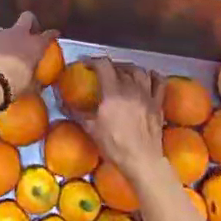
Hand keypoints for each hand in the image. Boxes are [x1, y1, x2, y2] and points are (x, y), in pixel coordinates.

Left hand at [0, 12, 56, 98]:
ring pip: (6, 29)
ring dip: (7, 37)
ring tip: (3, 51)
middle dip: (31, 22)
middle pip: (28, 17)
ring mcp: (0, 33)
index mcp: (34, 46)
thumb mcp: (28, 87)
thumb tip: (38, 84)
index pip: (48, 35)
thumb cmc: (11, 85)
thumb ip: (34, 81)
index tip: (54, 34)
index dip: (52, 34)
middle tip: (29, 33)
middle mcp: (19, 34)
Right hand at [82, 58, 165, 182]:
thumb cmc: (115, 146)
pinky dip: (154, 75)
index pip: (103, 65)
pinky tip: (150, 74)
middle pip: (121, 68)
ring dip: (129, 68)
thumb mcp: (91, 130)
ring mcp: (147, 95)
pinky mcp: (158, 104)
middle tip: (102, 72)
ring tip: (122, 72)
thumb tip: (61, 103)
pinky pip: (159, 83)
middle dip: (110, 66)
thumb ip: (76, 113)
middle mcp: (131, 88)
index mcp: (113, 92)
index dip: (93, 60)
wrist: (142, 160)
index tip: (86, 63)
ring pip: (140, 71)